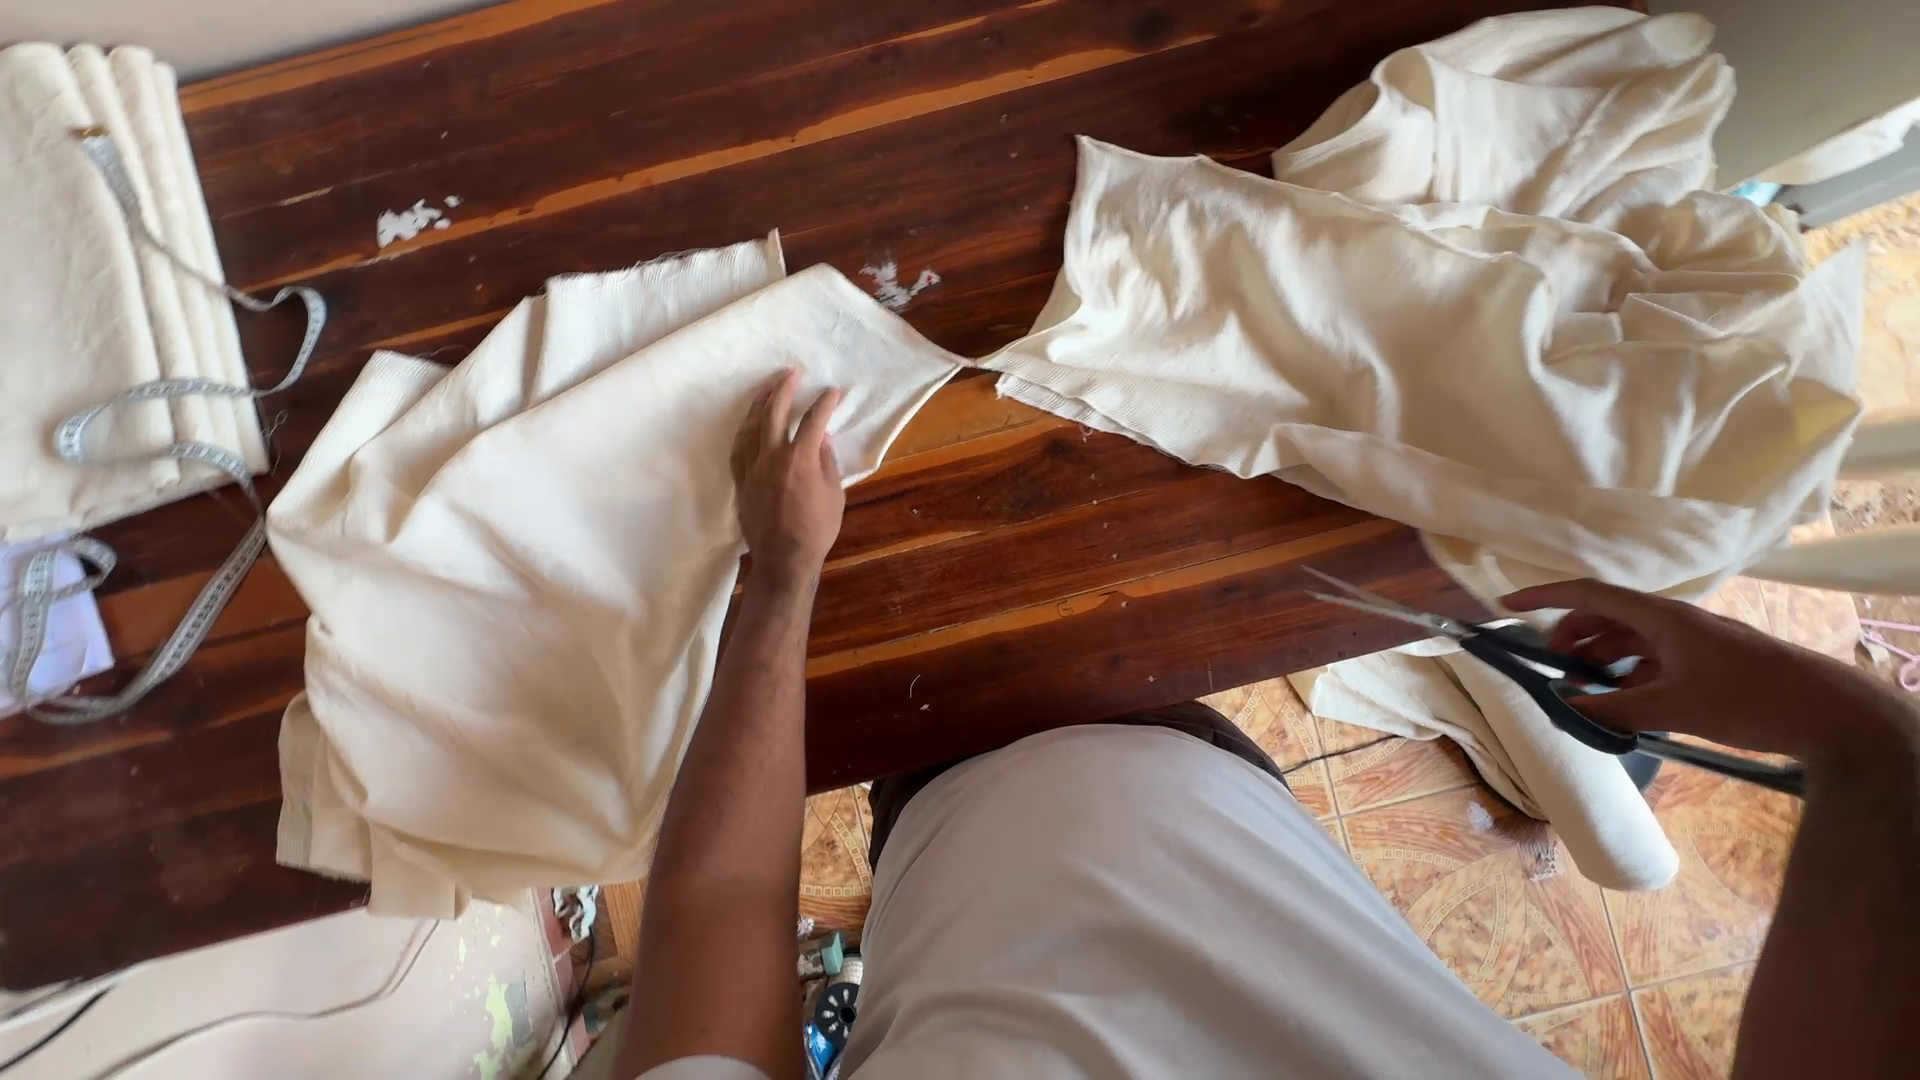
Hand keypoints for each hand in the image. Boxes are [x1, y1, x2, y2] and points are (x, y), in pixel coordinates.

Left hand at [731, 369, 844, 587]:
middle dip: (784, 387)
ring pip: (752, 424)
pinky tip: (750, 421)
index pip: (814, 419)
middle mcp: (773, 455)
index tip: (833, 392)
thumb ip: (827, 462)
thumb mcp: (835, 495)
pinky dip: (746, 429)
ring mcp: (752, 467)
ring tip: (769, 387)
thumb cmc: (817, 529)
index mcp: (800, 458)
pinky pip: (739, 446)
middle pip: (775, 410)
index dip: (825, 403)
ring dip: (761, 401)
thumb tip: (823, 439)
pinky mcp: (741, 479)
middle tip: (793, 372)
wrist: (784, 558)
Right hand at [1502, 579, 1917, 764]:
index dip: (1542, 596)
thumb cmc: (1753, 700)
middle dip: (1571, 637)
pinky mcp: (1708, 662)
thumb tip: (1568, 707)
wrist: (1843, 718)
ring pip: (1627, 639)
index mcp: (1661, 618)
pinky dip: (1628, 675)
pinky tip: (1628, 703)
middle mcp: (1673, 622)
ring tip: (1590, 691)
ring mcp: (1693, 642)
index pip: (1587, 594)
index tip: (1506, 606)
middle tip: (1556, 667)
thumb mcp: (1675, 708)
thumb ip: (1613, 709)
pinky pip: (1650, 659)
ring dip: (1599, 660)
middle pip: (1603, 616)